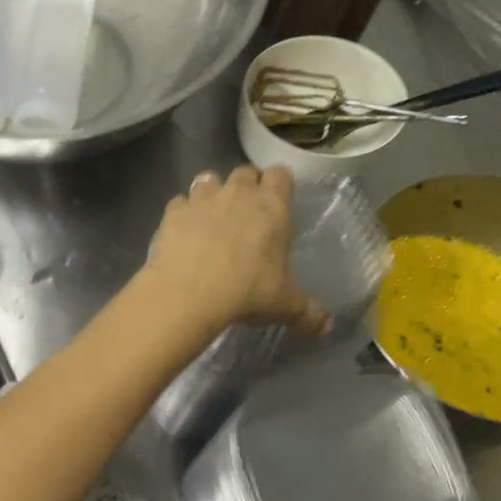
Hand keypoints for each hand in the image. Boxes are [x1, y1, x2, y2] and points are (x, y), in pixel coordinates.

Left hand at [143, 166, 323, 332]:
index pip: (281, 174)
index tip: (277, 199)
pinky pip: (179, 202)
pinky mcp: (173, 212)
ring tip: (212, 216)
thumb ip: (307, 312)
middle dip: (246, 186)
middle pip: (245, 173)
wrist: (189, 293)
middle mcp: (238, 193)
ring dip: (212, 192)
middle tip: (246, 210)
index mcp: (272, 207)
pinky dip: (182, 212)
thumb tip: (327, 327)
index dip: (279, 183)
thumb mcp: (284, 305)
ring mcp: (203, 199)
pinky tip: (183, 231)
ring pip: (209, 179)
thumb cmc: (246, 292)